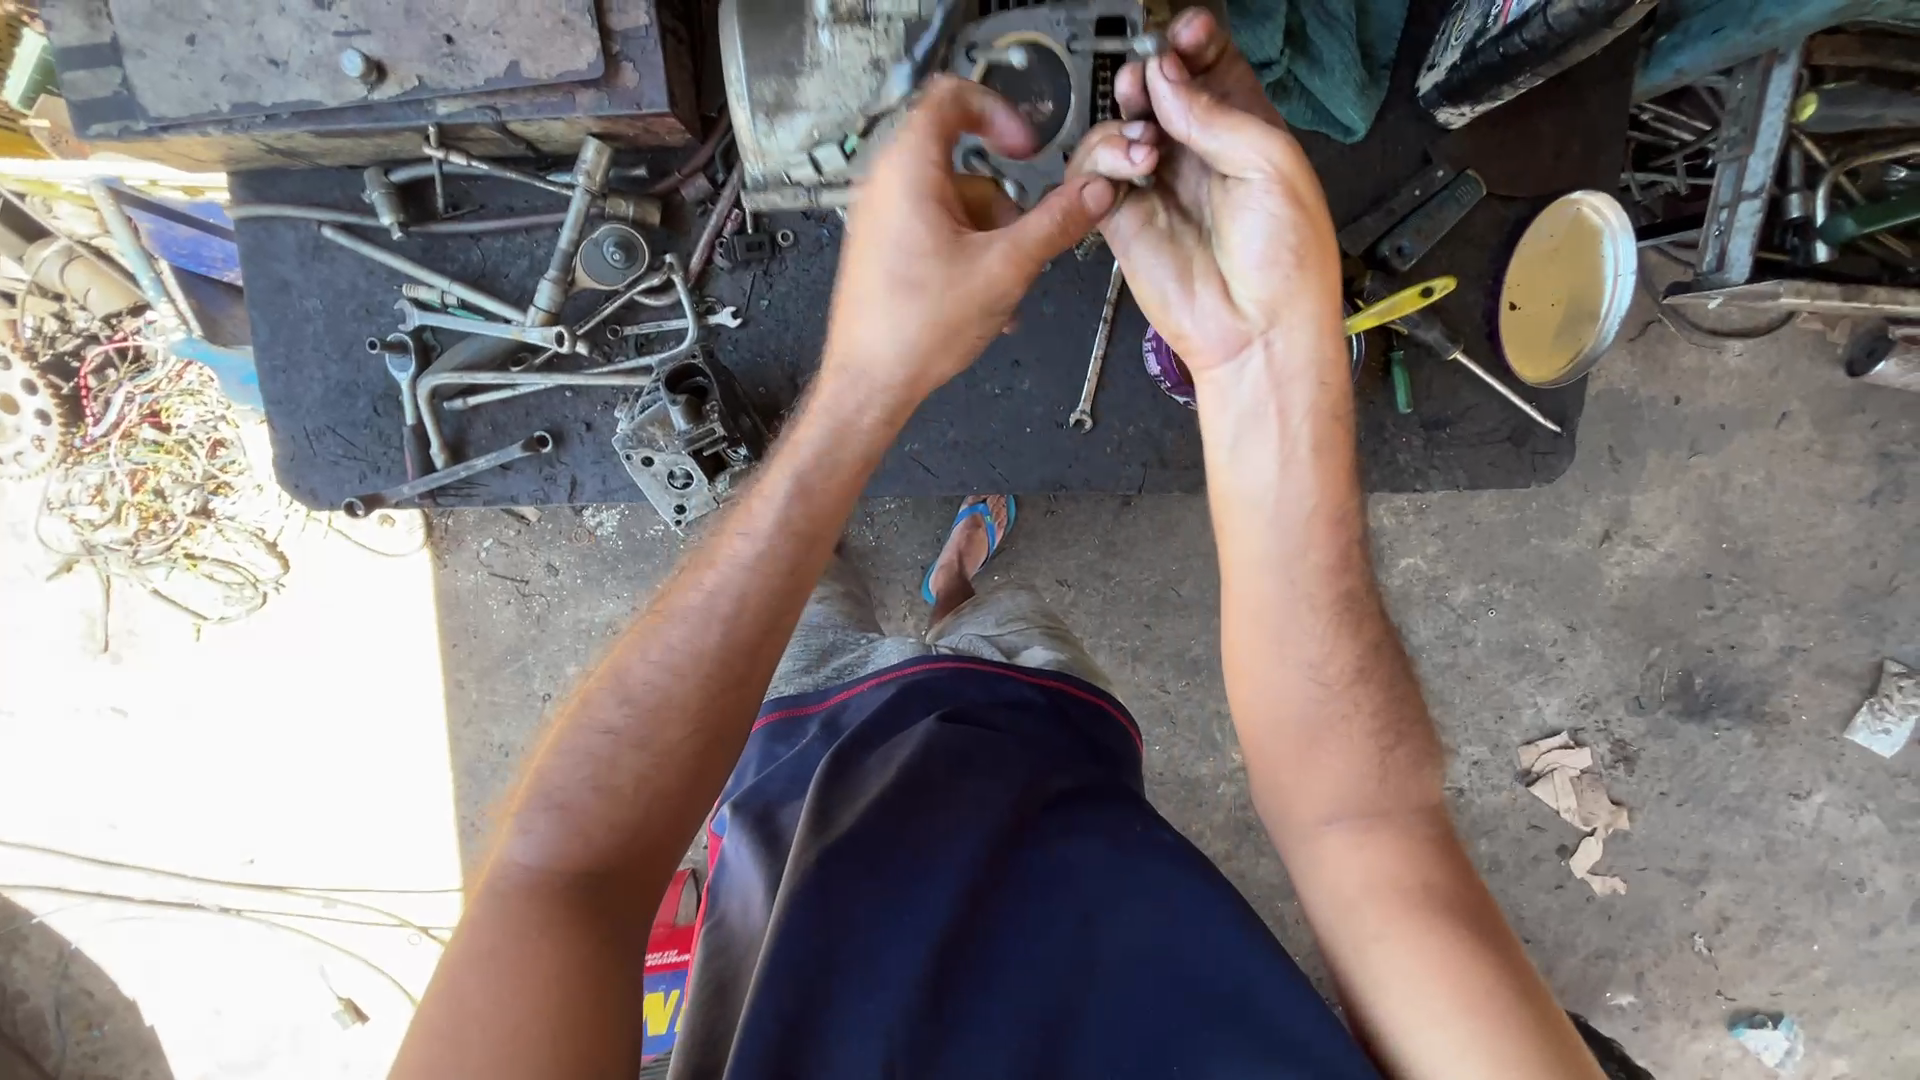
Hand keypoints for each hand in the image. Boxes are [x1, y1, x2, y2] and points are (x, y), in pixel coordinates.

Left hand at [821, 76, 1120, 414]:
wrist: (870, 384)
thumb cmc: (920, 328)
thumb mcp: (1005, 270)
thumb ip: (1055, 223)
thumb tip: (1096, 191)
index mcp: (908, 169)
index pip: (952, 98)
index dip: (1000, 113)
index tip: (1028, 150)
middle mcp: (886, 187)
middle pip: (963, 169)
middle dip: (1002, 209)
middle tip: (1020, 247)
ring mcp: (881, 223)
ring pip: (954, 211)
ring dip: (990, 245)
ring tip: (1002, 294)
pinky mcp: (882, 254)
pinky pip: (935, 239)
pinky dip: (966, 260)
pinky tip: (984, 304)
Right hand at [1069, 9, 1344, 377]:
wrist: (1254, 328)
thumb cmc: (1284, 254)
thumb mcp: (1270, 162)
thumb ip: (1214, 114)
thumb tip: (1164, 79)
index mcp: (1243, 133)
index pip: (1210, 70)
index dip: (1193, 45)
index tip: (1185, 35)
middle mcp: (1196, 157)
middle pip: (1158, 94)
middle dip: (1148, 76)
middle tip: (1147, 79)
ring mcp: (1157, 189)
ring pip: (1120, 129)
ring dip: (1124, 119)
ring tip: (1146, 140)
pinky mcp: (1124, 222)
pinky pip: (1096, 176)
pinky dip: (1101, 158)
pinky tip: (1131, 167)